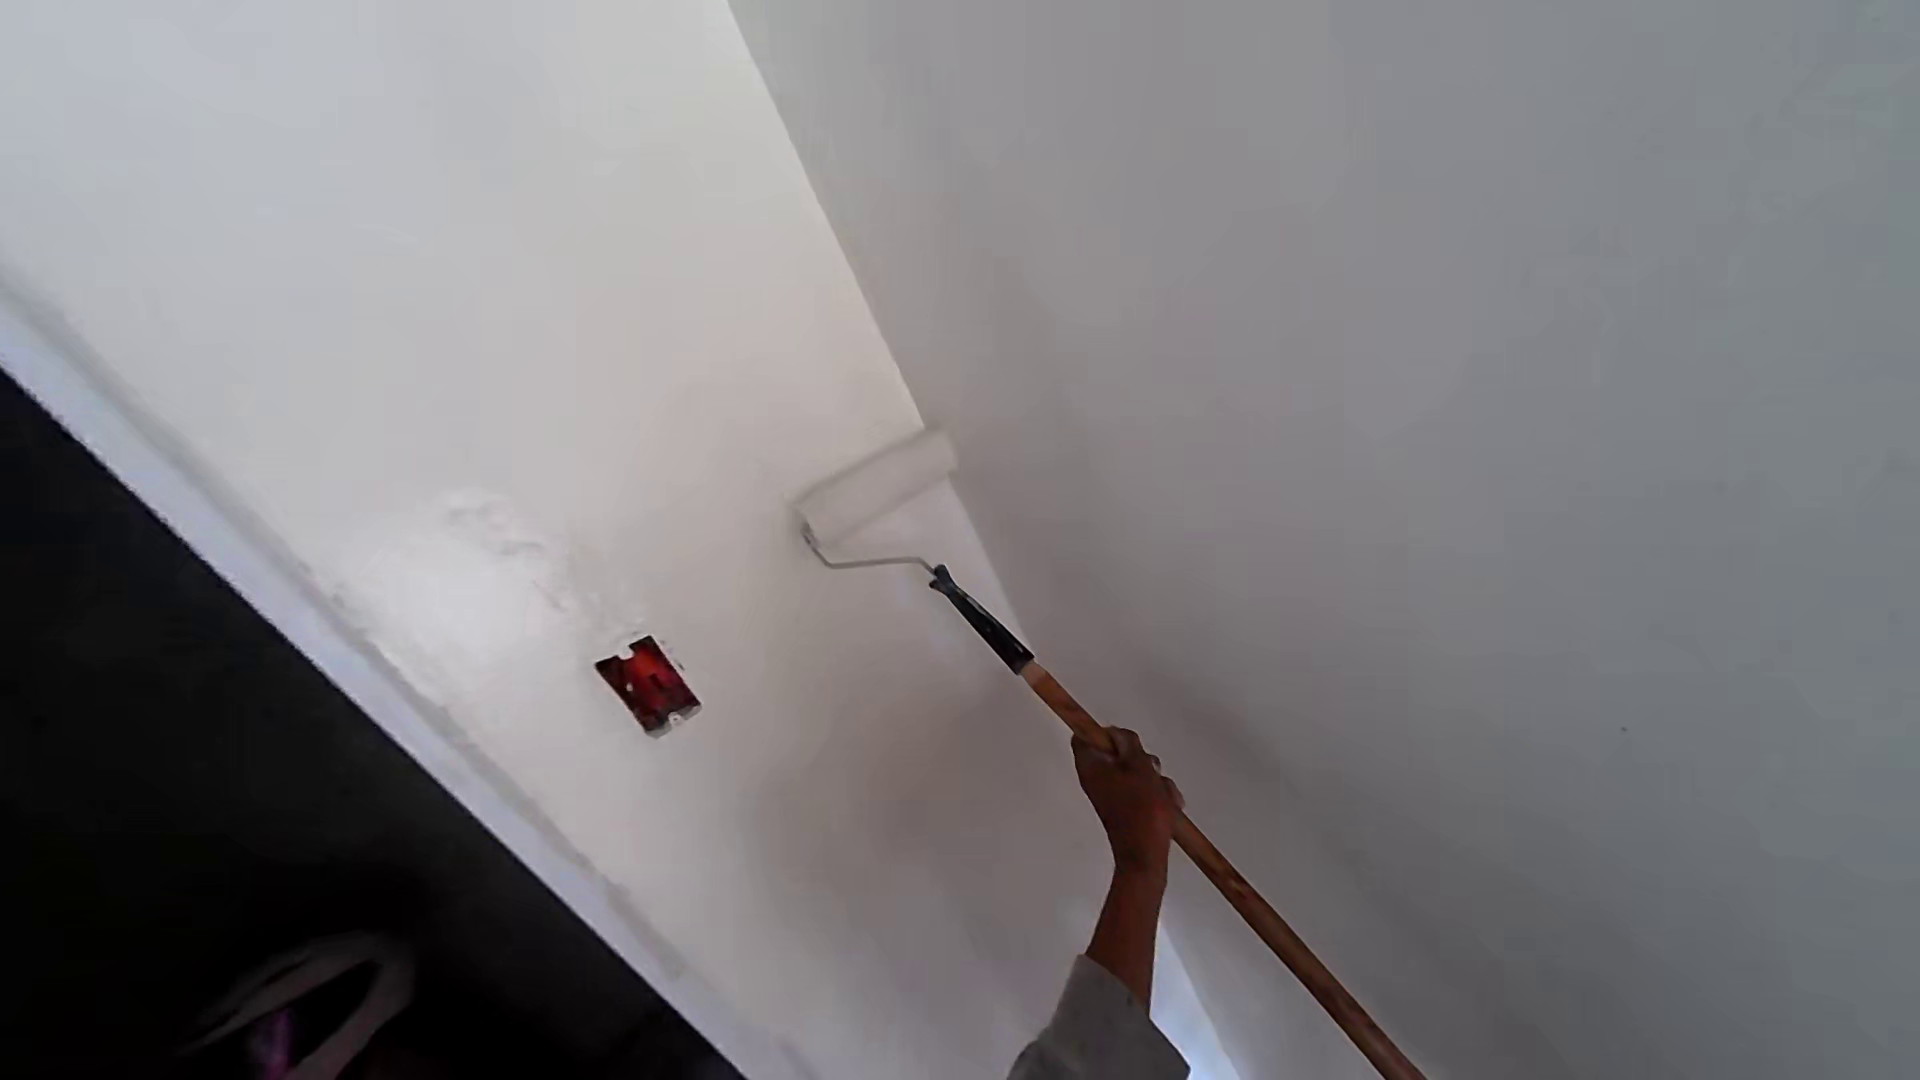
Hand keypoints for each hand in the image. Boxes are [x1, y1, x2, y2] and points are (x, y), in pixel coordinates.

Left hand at [1072, 728, 1183, 876]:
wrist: (1146, 856)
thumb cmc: (1140, 808)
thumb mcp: (1137, 765)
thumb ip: (1127, 743)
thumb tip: (1115, 733)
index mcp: (1090, 765)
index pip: (1084, 736)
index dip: (1103, 732)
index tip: (1124, 738)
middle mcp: (1096, 778)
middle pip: (1115, 752)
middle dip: (1140, 758)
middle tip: (1149, 769)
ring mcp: (1112, 794)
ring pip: (1135, 770)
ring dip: (1155, 778)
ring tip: (1164, 794)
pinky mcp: (1127, 807)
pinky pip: (1143, 790)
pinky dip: (1157, 794)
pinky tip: (1170, 804)